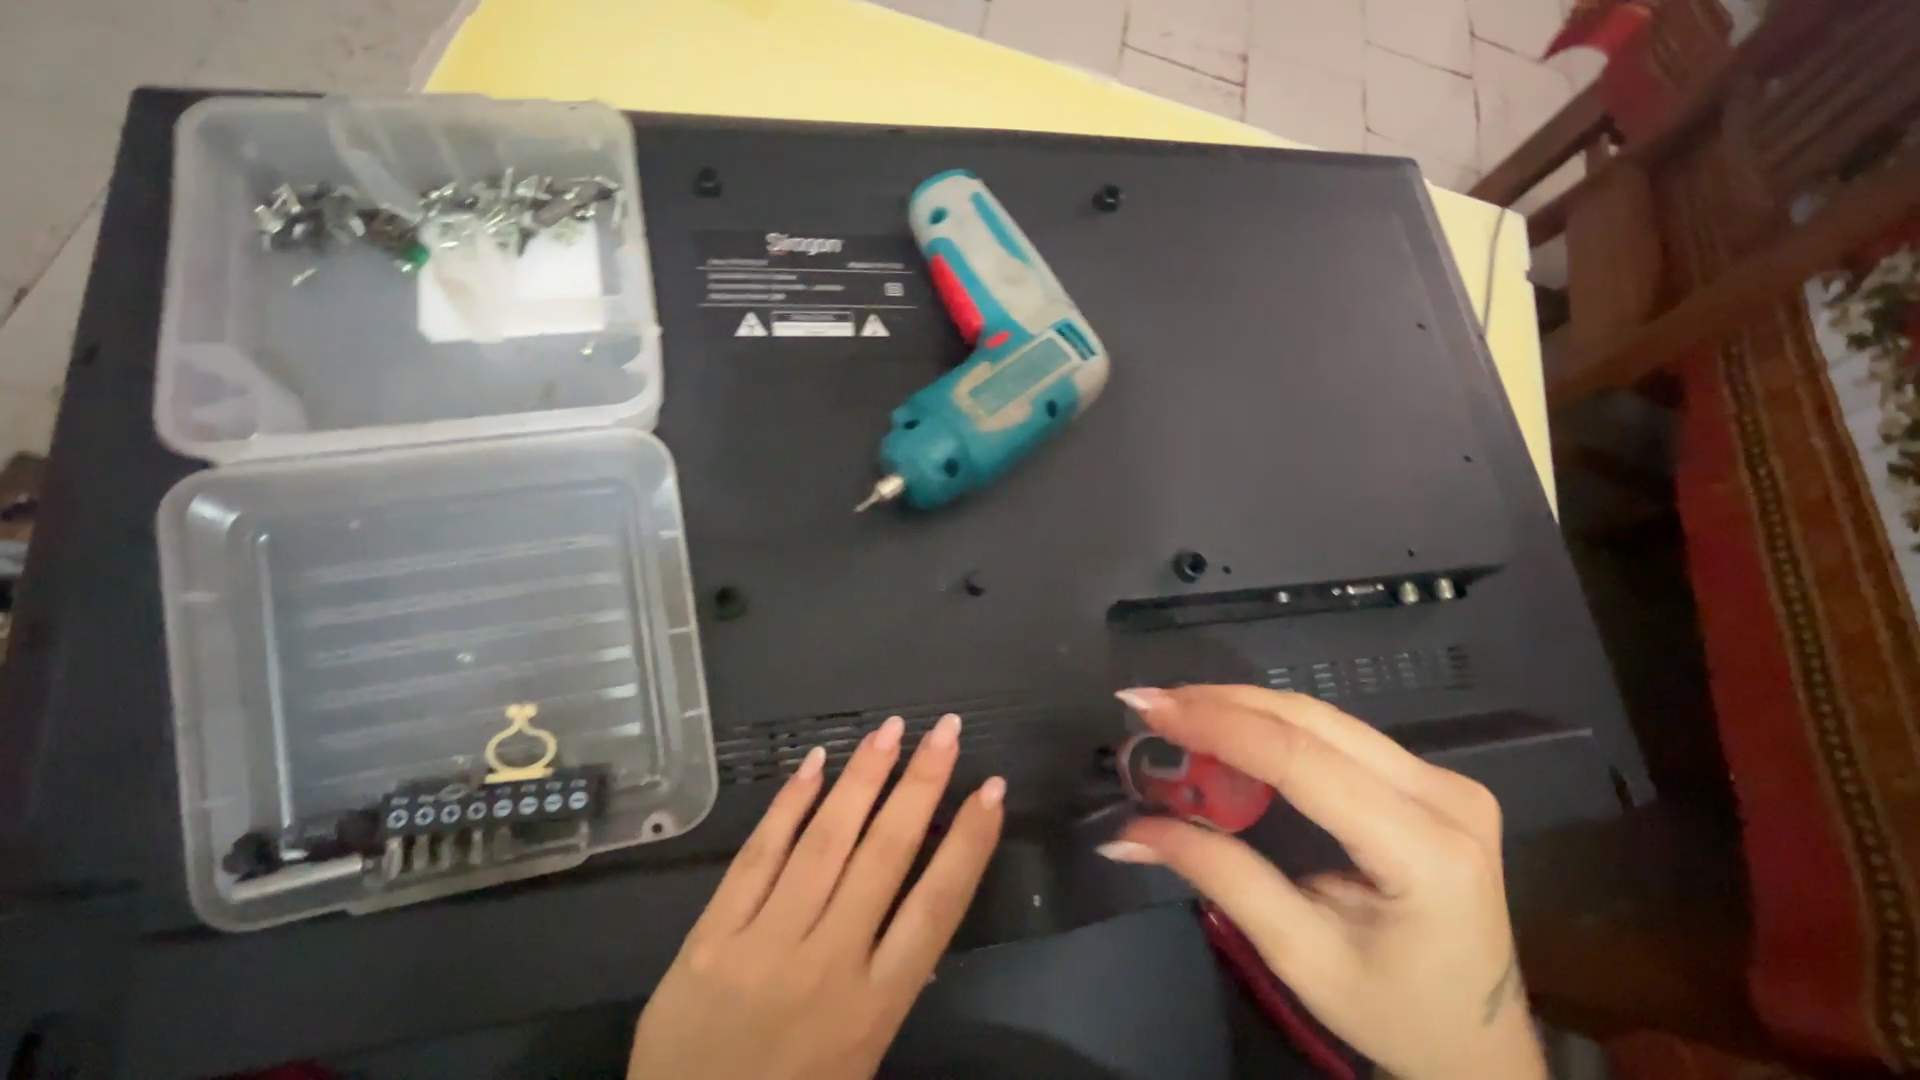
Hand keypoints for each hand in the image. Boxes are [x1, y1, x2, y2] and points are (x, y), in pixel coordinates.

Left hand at [628, 713, 1005, 1079]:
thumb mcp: (861, 1057)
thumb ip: (888, 983)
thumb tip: (918, 916)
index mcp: (875, 1003)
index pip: (936, 905)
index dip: (969, 842)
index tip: (991, 790)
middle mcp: (828, 962)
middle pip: (885, 855)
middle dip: (920, 785)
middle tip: (946, 730)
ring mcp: (765, 943)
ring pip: (825, 842)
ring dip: (862, 778)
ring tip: (890, 731)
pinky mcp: (712, 936)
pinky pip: (758, 857)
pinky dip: (788, 806)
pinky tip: (814, 764)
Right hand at [1100, 686, 1544, 1079]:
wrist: (1478, 1044)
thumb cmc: (1393, 1014)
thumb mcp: (1299, 953)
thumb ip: (1219, 875)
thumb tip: (1127, 833)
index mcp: (1425, 849)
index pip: (1302, 760)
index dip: (1218, 725)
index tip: (1147, 708)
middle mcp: (1445, 796)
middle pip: (1313, 722)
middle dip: (1221, 704)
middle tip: (1148, 703)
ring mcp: (1445, 781)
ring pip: (1324, 718)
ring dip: (1243, 708)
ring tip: (1174, 711)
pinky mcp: (1430, 781)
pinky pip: (1338, 735)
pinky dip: (1272, 726)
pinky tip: (1225, 726)